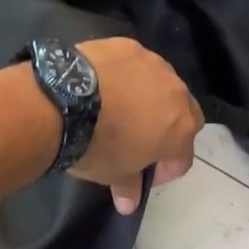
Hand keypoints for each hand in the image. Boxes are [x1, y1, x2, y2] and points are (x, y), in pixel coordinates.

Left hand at [66, 38, 201, 213]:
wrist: (65, 101)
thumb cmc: (98, 145)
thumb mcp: (112, 173)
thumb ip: (128, 185)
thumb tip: (128, 204)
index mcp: (181, 128)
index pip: (183, 156)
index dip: (165, 170)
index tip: (144, 175)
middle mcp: (176, 91)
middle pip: (183, 112)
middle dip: (168, 127)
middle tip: (141, 138)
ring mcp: (153, 63)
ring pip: (160, 82)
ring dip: (147, 97)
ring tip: (119, 107)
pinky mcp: (128, 45)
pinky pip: (134, 63)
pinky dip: (124, 75)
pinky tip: (103, 83)